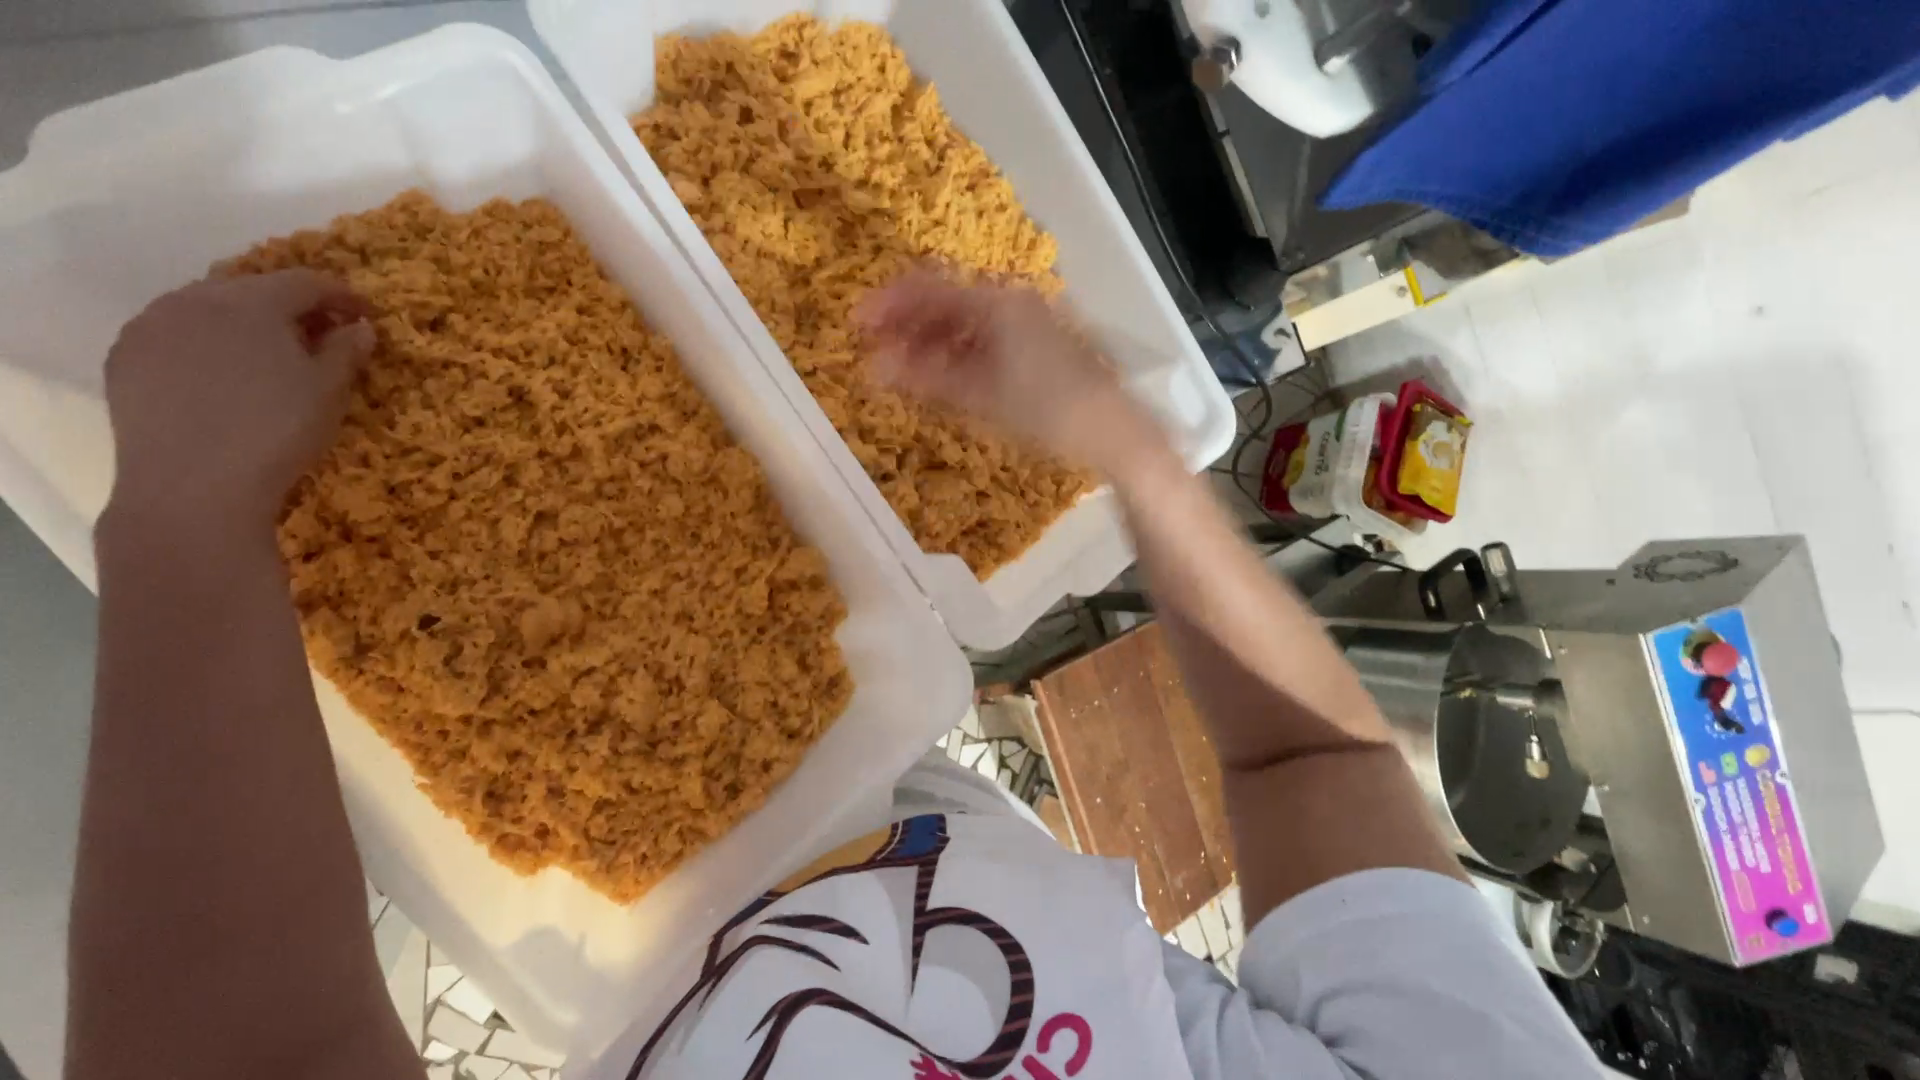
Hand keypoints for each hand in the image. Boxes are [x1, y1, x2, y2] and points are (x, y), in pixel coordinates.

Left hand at [101, 270, 375, 534]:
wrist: (193, 488)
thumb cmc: (276, 432)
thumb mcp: (329, 391)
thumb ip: (346, 350)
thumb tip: (358, 327)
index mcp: (249, 301)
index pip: (307, 281)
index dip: (343, 296)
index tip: (366, 317)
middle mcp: (192, 299)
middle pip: (253, 289)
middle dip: (291, 307)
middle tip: (320, 336)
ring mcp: (149, 326)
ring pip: (208, 309)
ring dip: (245, 324)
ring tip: (270, 356)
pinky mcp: (124, 358)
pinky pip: (174, 335)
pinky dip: (207, 345)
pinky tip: (224, 376)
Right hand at [855, 269, 1164, 474]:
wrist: (1112, 431)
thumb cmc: (1048, 411)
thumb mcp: (981, 396)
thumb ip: (925, 378)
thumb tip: (873, 367)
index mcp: (997, 303)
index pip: (929, 289)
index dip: (888, 303)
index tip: (856, 324)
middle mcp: (1009, 303)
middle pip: (944, 303)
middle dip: (905, 324)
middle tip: (872, 350)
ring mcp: (1023, 323)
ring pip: (961, 323)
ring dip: (927, 341)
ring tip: (898, 370)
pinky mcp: (1031, 346)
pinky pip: (981, 340)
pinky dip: (954, 354)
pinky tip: (936, 375)